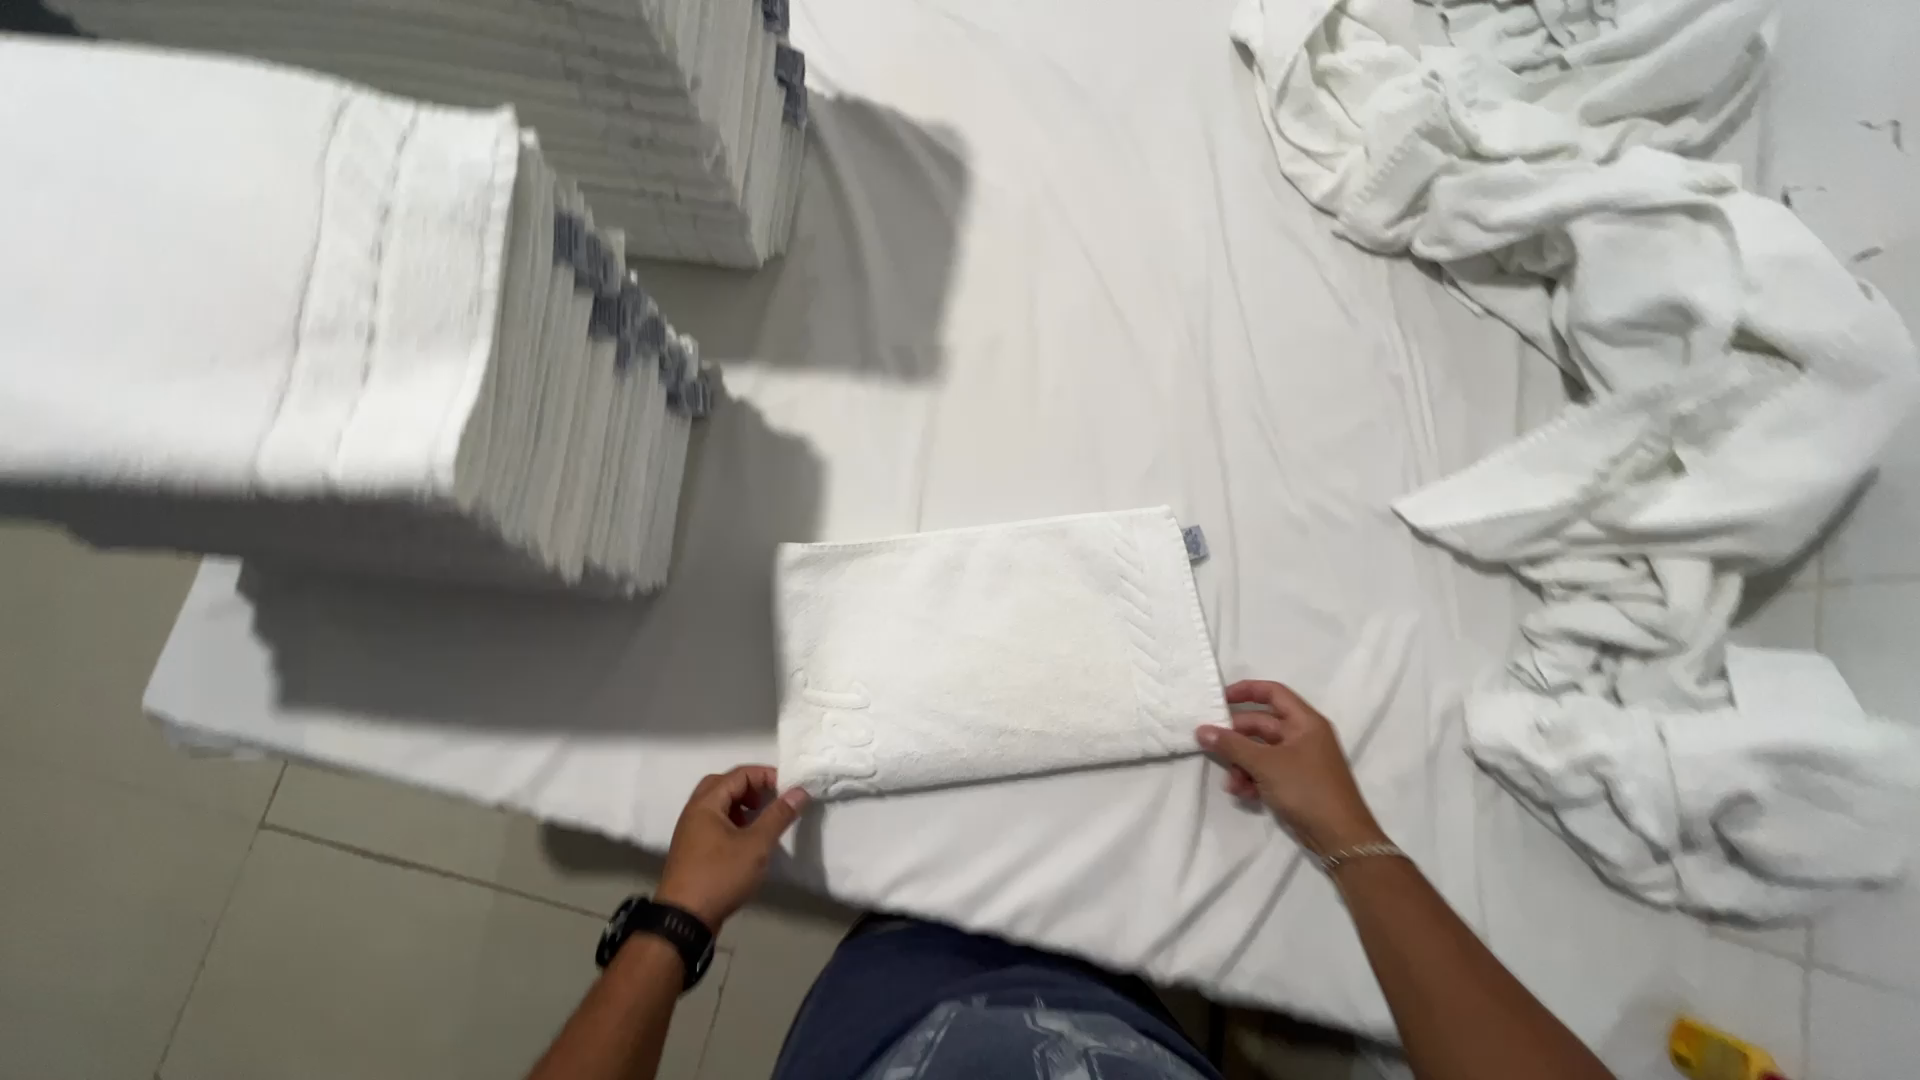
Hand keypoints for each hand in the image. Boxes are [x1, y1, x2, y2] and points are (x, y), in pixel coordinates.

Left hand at [656, 766, 808, 930]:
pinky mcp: (692, 850)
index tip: (789, 788)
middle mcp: (694, 811)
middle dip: (751, 786)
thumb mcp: (756, 845)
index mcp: (706, 803)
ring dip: (741, 804)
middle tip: (770, 798)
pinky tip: (746, 841)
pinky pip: (714, 822)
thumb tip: (799, 791)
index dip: (766, 775)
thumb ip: (778, 815)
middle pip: (724, 784)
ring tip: (760, 820)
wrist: (683, 921)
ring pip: (718, 804)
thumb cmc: (720, 876)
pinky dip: (733, 821)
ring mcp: (690, 831)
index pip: (739, 774)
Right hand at [1196, 680, 1386, 855]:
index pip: (1273, 692)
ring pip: (1260, 750)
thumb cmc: (1307, 789)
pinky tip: (1242, 792)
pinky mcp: (1295, 782)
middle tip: (1211, 746)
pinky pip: (1266, 770)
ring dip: (1241, 763)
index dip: (1245, 691)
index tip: (1219, 699)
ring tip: (1231, 782)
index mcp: (1305, 722)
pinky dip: (1252, 778)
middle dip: (1236, 738)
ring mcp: (1299, 760)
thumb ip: (1231, 745)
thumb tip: (1201, 730)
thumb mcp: (1265, 764)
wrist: (1340, 838)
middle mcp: (1303, 736)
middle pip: (1261, 725)